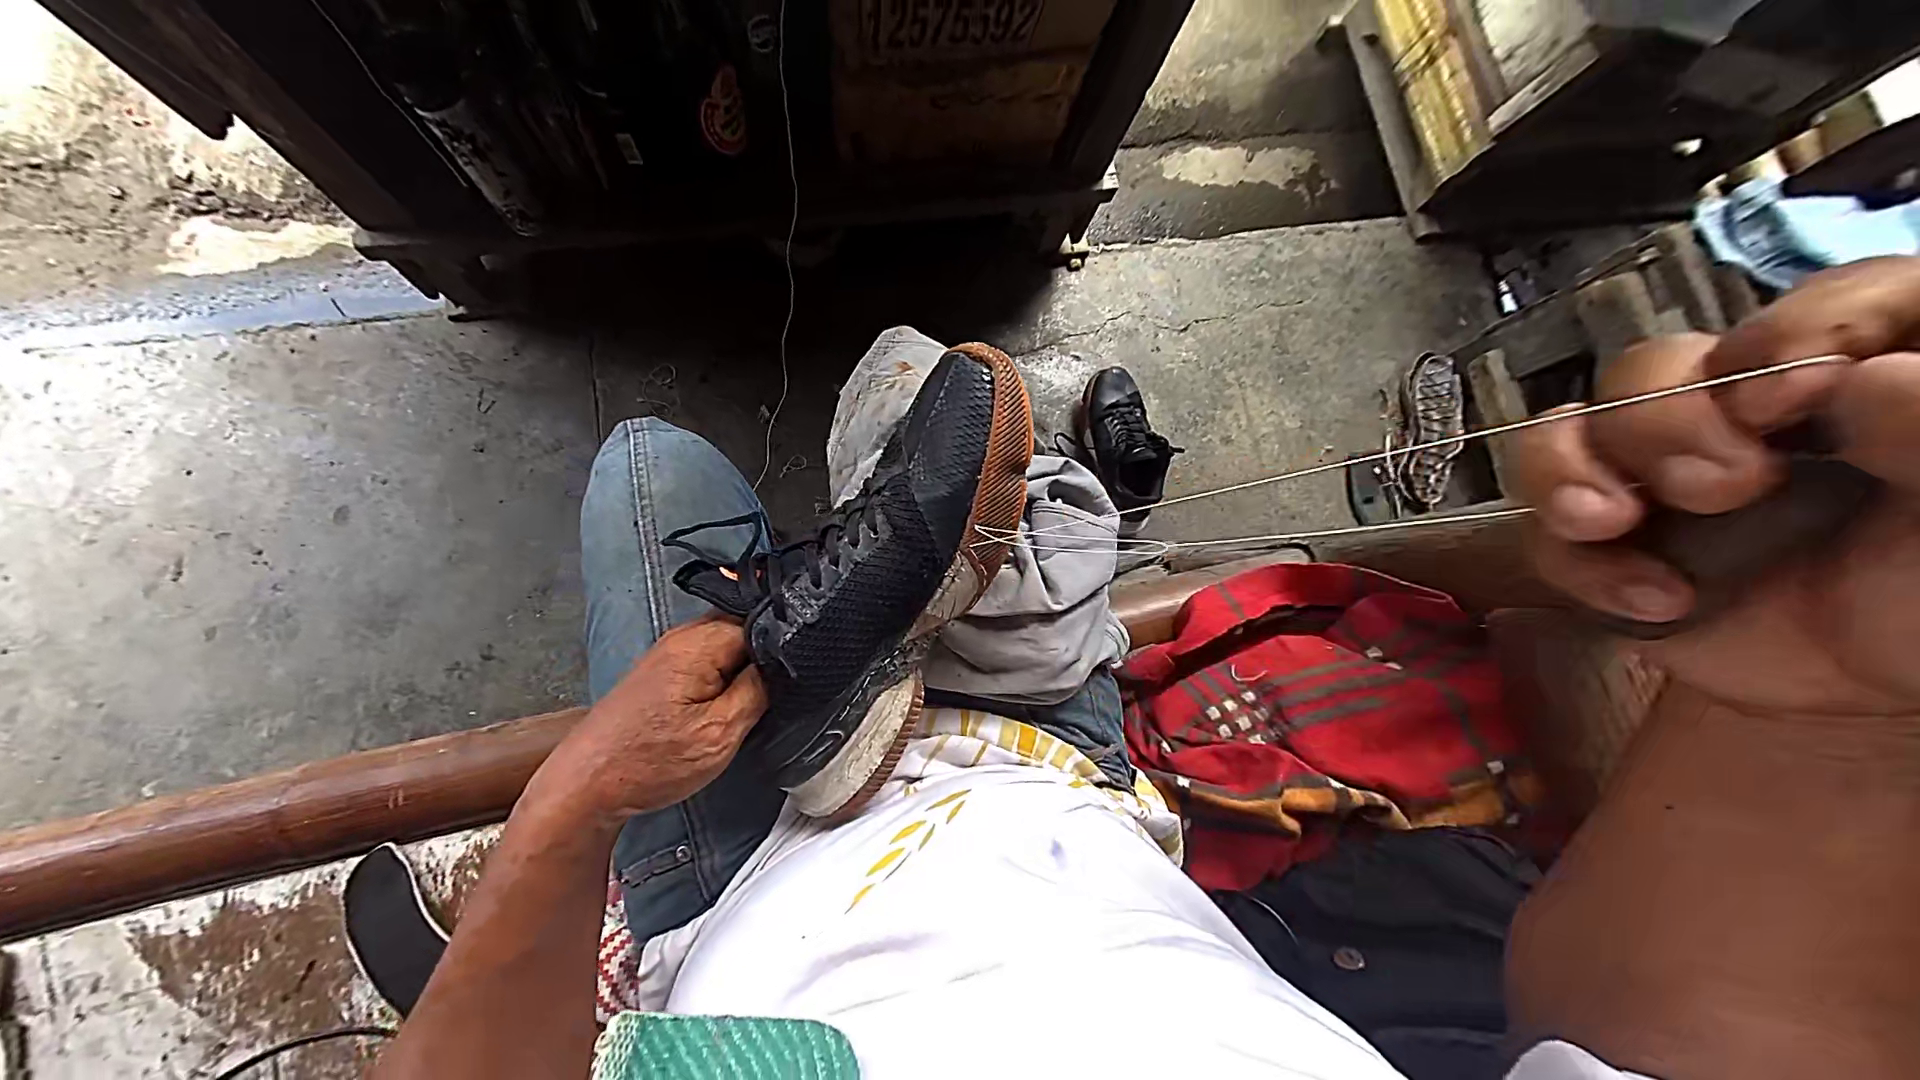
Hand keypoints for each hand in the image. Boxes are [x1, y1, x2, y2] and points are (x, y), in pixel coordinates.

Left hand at [531, 618, 765, 825]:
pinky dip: (724, 675)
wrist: (585, 786)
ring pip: (728, 644)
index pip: (761, 623)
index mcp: (698, 644)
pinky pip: (710, 657)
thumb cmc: (648, 763)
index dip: (782, 648)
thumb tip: (781, 664)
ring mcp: (671, 651)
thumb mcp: (721, 733)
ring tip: (748, 701)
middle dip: (764, 656)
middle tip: (772, 693)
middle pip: (744, 627)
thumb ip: (759, 689)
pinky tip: (726, 702)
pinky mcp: (664, 669)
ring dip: (744, 667)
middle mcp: (683, 637)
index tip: (792, 676)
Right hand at [1508, 256, 1919, 716]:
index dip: (1796, 328)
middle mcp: (1742, 413)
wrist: (1859, 699)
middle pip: (1654, 363)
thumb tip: (1866, 378)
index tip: (1792, 396)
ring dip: (1575, 473)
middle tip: (1723, 487)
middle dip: (1663, 421)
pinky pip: (1536, 521)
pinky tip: (1646, 597)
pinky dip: (1574, 558)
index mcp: (1857, 381)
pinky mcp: (1594, 531)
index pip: (1828, 299)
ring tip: (1616, 525)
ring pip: (1566, 427)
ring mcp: (1651, 472)